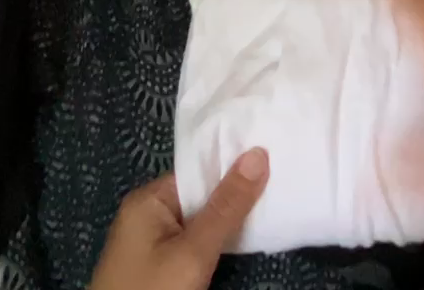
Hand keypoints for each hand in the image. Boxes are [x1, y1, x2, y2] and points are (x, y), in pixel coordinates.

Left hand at [87, 149, 268, 289]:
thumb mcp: (194, 253)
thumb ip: (227, 206)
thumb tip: (258, 153)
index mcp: (148, 200)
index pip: (198, 172)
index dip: (233, 169)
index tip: (272, 164)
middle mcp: (146, 215)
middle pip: (199, 197)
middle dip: (233, 199)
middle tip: (277, 190)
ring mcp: (150, 245)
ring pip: (198, 224)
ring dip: (226, 224)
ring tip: (268, 212)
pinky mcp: (156, 270)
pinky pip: (191, 245)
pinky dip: (214, 245)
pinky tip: (241, 244)